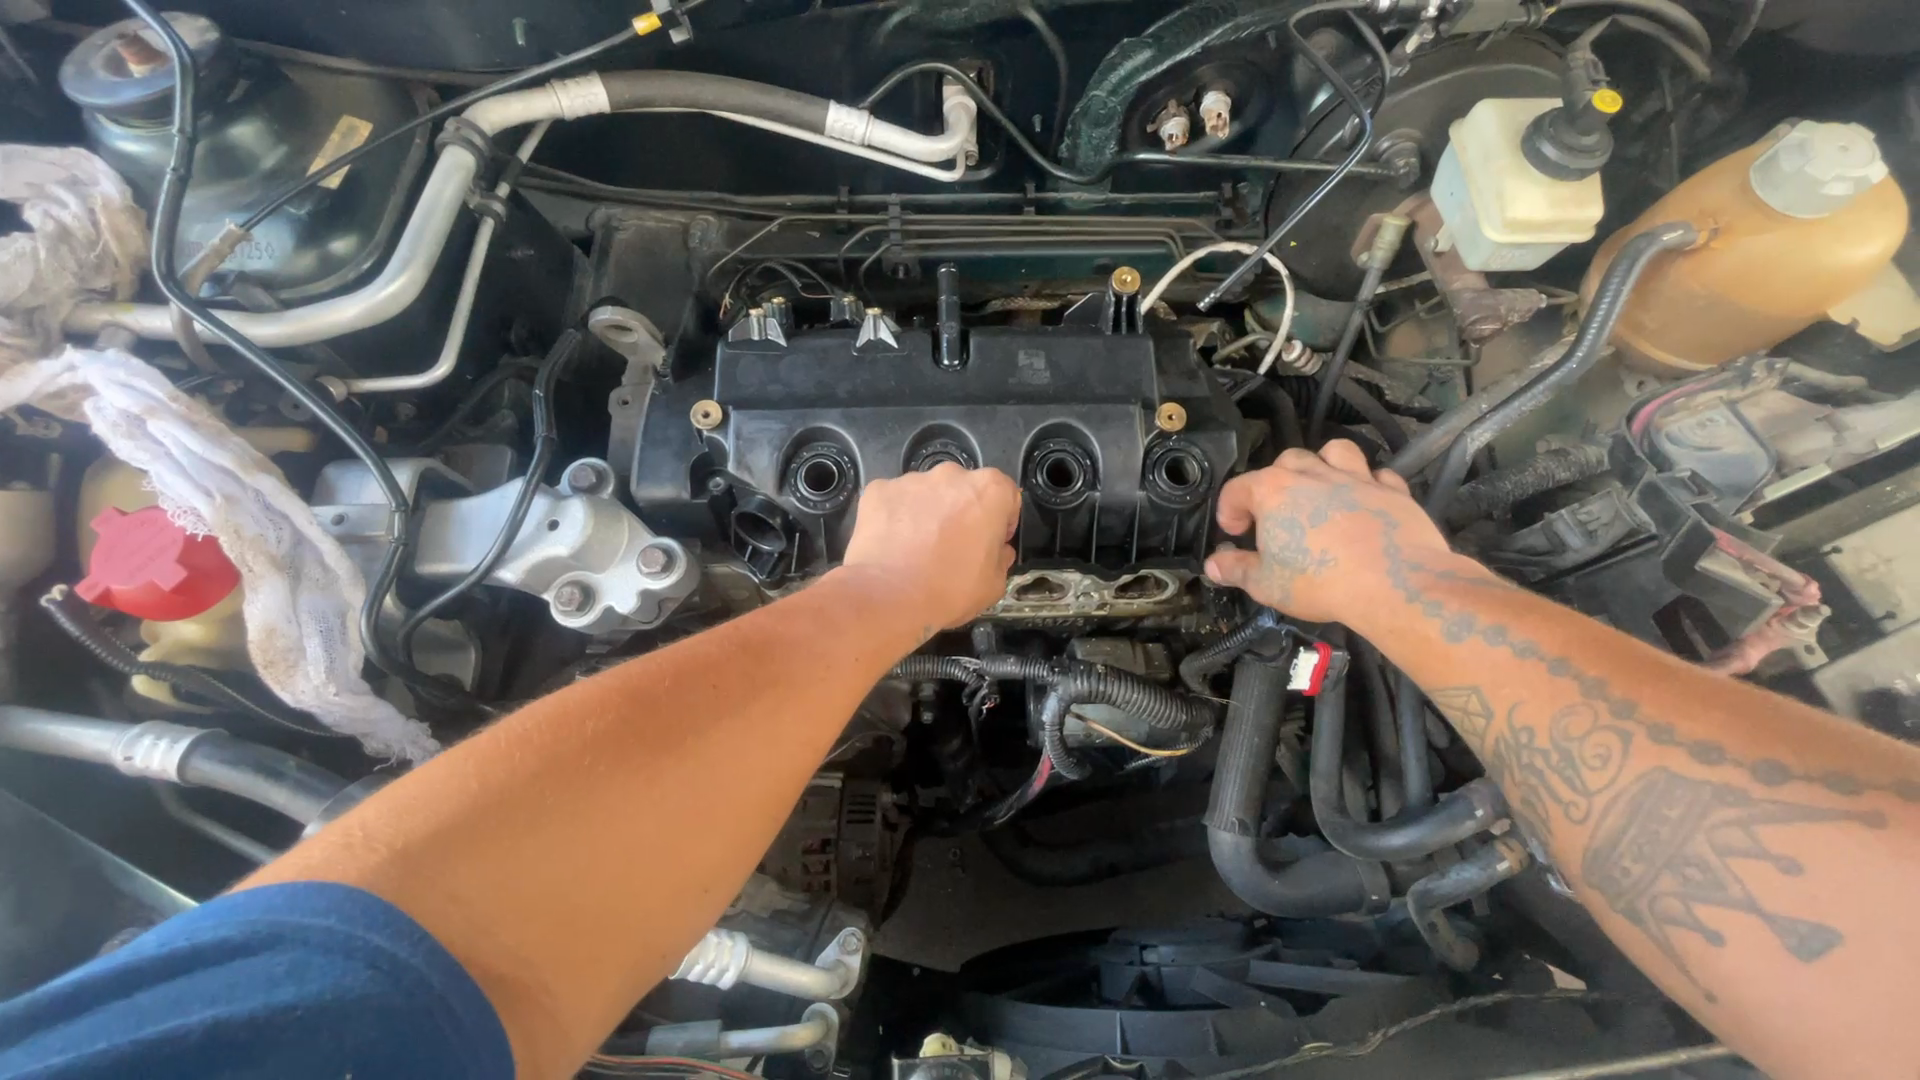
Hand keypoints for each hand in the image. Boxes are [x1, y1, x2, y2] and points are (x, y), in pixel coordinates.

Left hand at [839, 464, 1020, 630]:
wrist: (888, 597)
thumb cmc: (948, 590)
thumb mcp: (994, 584)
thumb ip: (1001, 557)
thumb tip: (997, 551)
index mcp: (988, 490)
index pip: (1006, 495)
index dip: (1001, 520)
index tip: (991, 542)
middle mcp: (951, 475)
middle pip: (964, 489)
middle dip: (963, 512)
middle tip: (953, 547)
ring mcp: (911, 480)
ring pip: (928, 493)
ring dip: (929, 513)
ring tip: (918, 549)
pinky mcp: (879, 490)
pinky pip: (895, 500)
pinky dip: (896, 517)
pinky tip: (894, 545)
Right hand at [1204, 440, 1483, 625]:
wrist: (1395, 585)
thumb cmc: (1320, 583)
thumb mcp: (1264, 584)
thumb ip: (1235, 569)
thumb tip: (1214, 564)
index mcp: (1273, 491)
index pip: (1236, 488)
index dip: (1228, 511)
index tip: (1235, 535)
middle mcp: (1313, 474)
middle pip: (1285, 461)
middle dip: (1274, 484)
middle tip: (1275, 516)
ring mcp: (1356, 478)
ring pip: (1335, 451)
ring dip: (1323, 466)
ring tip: (1319, 492)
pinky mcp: (1392, 491)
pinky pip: (1377, 475)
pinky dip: (1367, 484)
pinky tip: (1362, 504)